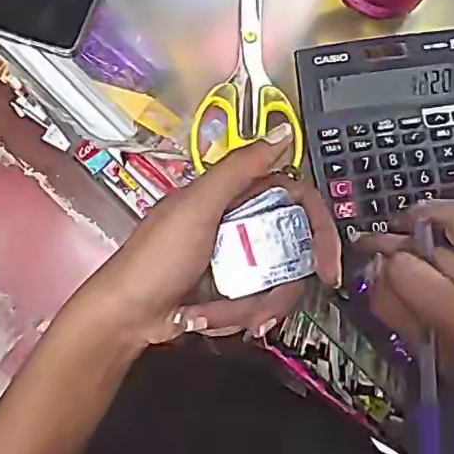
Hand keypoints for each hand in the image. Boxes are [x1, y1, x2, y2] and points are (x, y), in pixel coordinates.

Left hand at [60, 125, 340, 348]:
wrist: (127, 316)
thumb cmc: (154, 259)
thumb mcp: (196, 207)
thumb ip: (239, 170)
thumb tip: (280, 133)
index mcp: (233, 197)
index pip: (295, 201)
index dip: (317, 228)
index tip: (327, 262)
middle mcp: (239, 224)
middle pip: (292, 251)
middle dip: (279, 287)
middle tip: (265, 308)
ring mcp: (236, 259)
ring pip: (277, 282)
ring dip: (252, 307)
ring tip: (219, 315)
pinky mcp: (231, 289)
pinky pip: (257, 303)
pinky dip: (239, 317)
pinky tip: (209, 319)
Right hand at [357, 194, 453, 419]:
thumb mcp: (432, 356)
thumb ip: (394, 311)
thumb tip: (372, 269)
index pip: (405, 269)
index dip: (383, 264)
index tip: (377, 267)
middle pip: (426, 242)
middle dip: (394, 240)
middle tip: (378, 243)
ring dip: (425, 214)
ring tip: (410, 223)